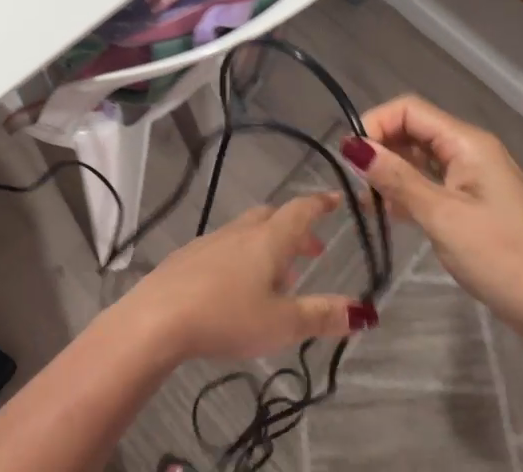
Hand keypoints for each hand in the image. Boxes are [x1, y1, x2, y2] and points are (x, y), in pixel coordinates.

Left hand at [119, 193, 378, 362]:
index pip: (300, 211)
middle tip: (312, 251)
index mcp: (267, 240)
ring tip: (280, 278)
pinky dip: (242, 259)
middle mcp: (238, 232)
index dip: (320, 204)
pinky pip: (224, 248)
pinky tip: (238, 288)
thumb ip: (322, 315)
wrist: (157, 317)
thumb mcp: (283, 323)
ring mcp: (208, 242)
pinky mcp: (186, 258)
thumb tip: (364, 311)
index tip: (337, 199)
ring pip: (246, 233)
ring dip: (268, 247)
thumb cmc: (227, 316)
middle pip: (271, 218)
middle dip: (295, 230)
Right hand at [340, 96, 522, 342]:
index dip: (374, 124)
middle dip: (379, 148)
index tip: (349, 159)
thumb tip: (352, 147)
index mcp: (467, 143)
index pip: (408, 110)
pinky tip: (388, 213)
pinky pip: (432, 183)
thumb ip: (396, 178)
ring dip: (390, 172)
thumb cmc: (504, 259)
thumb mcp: (442, 217)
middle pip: (413, 130)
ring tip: (365, 202)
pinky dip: (407, 192)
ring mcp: (475, 179)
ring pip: (420, 159)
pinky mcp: (476, 205)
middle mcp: (471, 152)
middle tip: (353, 182)